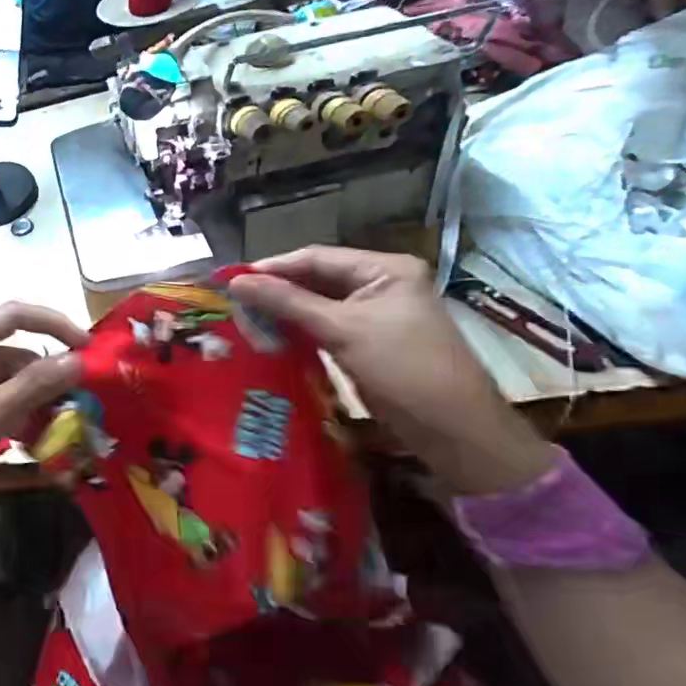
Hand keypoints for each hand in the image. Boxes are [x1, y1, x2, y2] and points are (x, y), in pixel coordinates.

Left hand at [0, 303, 88, 533]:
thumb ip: (35, 385)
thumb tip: (78, 360)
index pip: (15, 316)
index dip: (55, 324)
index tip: (89, 347)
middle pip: (19, 353)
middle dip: (51, 376)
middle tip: (83, 401)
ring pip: (16, 382)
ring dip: (40, 401)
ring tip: (66, 426)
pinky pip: (6, 404)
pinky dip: (25, 417)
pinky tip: (41, 441)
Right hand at [227, 247, 554, 495]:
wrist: (453, 429)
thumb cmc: (402, 368)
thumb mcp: (340, 330)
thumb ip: (287, 303)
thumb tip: (237, 282)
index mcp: (385, 269)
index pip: (317, 257)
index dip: (273, 267)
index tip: (233, 281)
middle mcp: (381, 283)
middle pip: (317, 278)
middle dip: (277, 290)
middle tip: (236, 302)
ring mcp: (376, 313)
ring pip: (319, 303)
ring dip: (286, 311)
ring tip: (246, 318)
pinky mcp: (370, 339)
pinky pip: (327, 326)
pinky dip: (300, 330)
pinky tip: (272, 336)